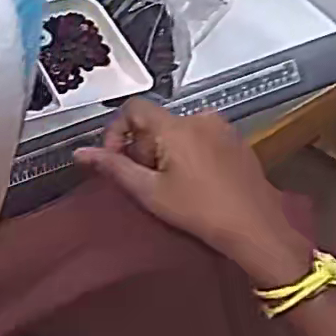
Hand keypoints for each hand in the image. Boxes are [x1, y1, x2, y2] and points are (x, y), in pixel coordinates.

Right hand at [73, 99, 309, 284]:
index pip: (133, 108)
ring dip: (162, 152)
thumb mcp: (147, 191)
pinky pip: (198, 137)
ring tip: (167, 184)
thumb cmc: (200, 211)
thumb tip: (81, 153)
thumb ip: (112, 166)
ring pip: (175, 130)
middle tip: (143, 179)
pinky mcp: (234, 141)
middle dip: (141, 147)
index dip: (116, 130)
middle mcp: (200, 118)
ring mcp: (221, 128)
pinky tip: (190, 182)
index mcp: (176, 127)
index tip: (116, 157)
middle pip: (154, 122)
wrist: (255, 227)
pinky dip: (185, 153)